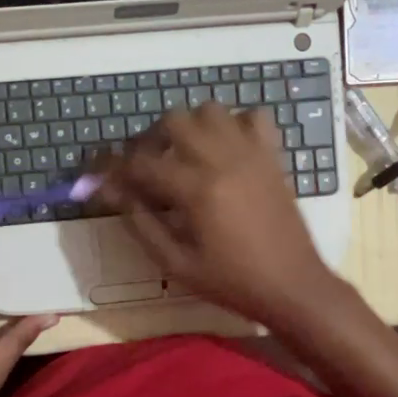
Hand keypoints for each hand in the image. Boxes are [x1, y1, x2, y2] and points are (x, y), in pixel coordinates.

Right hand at [94, 104, 340, 327]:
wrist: (292, 286)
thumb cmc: (232, 282)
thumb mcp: (177, 264)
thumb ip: (142, 225)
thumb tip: (116, 195)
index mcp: (197, 190)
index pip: (142, 163)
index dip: (116, 169)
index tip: (105, 179)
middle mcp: (223, 160)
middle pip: (173, 120)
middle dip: (151, 140)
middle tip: (147, 166)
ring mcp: (252, 153)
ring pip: (211, 110)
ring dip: (190, 127)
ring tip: (185, 155)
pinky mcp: (272, 156)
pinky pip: (253, 116)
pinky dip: (234, 125)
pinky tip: (226, 150)